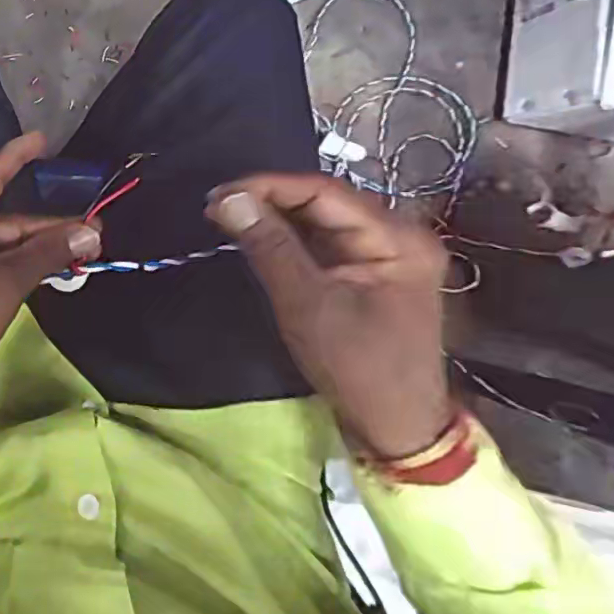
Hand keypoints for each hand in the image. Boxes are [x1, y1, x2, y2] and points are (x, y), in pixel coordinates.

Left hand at [0, 133, 101, 414]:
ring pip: (10, 239)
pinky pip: (4, 256)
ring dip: (45, 244)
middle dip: (49, 223)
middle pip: (8, 215)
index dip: (16, 157)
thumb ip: (48, 251)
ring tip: (89, 246)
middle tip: (95, 226)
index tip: (43, 139)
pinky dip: (31, 259)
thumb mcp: (7, 281)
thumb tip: (92, 232)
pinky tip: (63, 262)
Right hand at [206, 173, 453, 458]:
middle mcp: (397, 235)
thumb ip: (269, 245)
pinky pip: (322, 240)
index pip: (323, 192)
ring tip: (228, 218)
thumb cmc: (356, 367)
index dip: (268, 186)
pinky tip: (256, 236)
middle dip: (268, 199)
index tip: (219, 194)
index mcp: (396, 239)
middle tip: (216, 206)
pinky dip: (287, 236)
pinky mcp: (368, 270)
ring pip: (320, 219)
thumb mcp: (306, 304)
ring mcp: (385, 253)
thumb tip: (227, 198)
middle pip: (323, 201)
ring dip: (274, 217)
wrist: (396, 427)